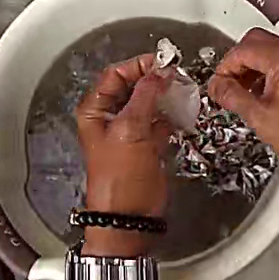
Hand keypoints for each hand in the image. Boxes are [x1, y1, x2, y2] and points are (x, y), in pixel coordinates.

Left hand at [74, 53, 172, 219]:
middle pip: (132, 87)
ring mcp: (127, 131)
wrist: (129, 217)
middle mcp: (109, 118)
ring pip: (147, 104)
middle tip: (177, 76)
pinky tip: (183, 114)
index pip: (115, 75)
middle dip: (154, 80)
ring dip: (164, 97)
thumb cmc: (121, 177)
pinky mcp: (144, 145)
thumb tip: (159, 72)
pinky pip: (158, 122)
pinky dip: (170, 117)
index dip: (138, 66)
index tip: (163, 63)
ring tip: (183, 92)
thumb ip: (145, 97)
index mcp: (95, 110)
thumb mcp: (131, 130)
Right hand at [207, 28, 278, 180]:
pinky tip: (258, 96)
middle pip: (255, 42)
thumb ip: (231, 95)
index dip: (224, 68)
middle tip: (227, 84)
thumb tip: (216, 85)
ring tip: (241, 93)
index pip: (243, 50)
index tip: (218, 85)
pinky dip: (264, 74)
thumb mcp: (258, 117)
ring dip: (250, 68)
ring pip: (267, 51)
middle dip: (236, 63)